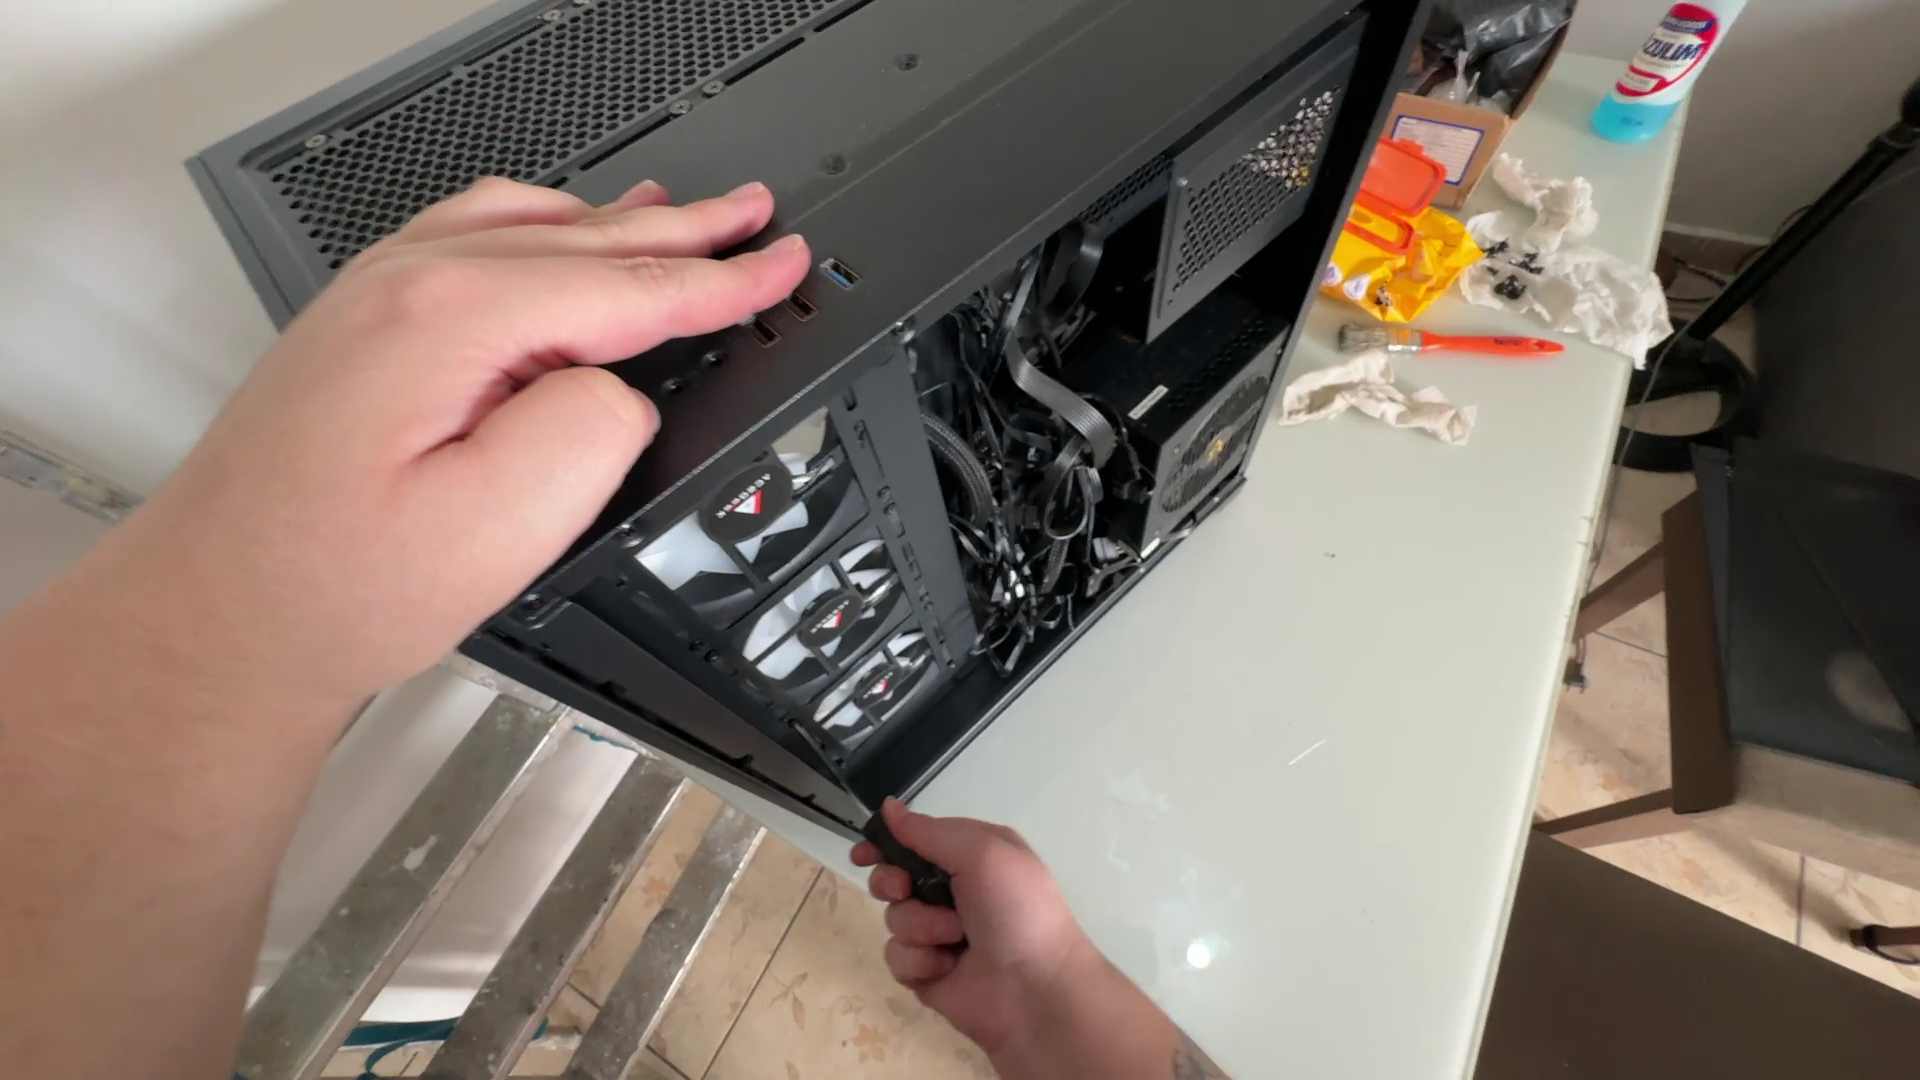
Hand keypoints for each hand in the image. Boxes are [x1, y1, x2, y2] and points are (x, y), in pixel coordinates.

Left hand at [95, 177, 810, 712]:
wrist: (234, 613)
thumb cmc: (351, 579)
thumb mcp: (506, 519)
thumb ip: (595, 428)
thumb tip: (625, 388)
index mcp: (456, 323)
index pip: (635, 289)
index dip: (727, 279)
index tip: (783, 264)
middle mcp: (416, 287)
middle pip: (597, 240)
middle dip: (695, 230)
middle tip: (756, 216)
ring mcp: (391, 298)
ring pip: (545, 228)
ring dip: (632, 220)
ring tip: (686, 213)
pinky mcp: (383, 324)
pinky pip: (489, 238)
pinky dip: (560, 226)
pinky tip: (574, 228)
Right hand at [852, 798, 1098, 1053]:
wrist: (1037, 992)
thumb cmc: (1018, 909)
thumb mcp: (981, 852)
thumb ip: (929, 831)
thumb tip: (889, 807)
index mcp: (970, 853)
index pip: (916, 837)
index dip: (886, 842)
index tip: (863, 852)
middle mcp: (953, 888)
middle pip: (894, 875)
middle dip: (893, 882)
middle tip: (905, 890)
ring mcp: (939, 931)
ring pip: (894, 917)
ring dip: (920, 926)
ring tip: (954, 938)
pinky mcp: (928, 970)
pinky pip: (898, 957)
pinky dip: (920, 961)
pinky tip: (947, 966)